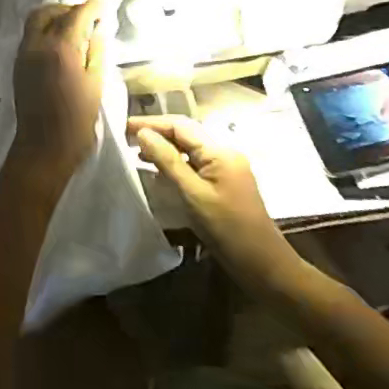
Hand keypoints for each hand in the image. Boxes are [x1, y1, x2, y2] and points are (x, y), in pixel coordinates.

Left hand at [10, 0, 107, 183]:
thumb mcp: (96, 84)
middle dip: (67, 8)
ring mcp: (23, 54)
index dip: (91, 5)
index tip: (103, 1)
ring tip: (74, 29)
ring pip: (35, 21)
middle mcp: (37, 45)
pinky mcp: (18, 65)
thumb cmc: (77, 120)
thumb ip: (96, 52)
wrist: (43, 147)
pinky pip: (30, 36)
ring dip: (54, 17)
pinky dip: (45, 30)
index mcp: (60, 48)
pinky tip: (61, 44)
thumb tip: (97, 30)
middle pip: (48, 11)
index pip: (76, 14)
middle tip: (87, 16)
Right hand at [128, 115, 300, 277]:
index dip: (151, 123)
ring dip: (164, 148)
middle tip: (126, 138)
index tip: (124, 126)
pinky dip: (175, 163)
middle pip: (185, 134)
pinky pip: (195, 164)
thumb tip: (143, 133)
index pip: (180, 126)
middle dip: (156, 133)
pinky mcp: (224, 183)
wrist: (264, 265)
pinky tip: (159, 171)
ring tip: (137, 153)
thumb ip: (167, 161)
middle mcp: (224, 154)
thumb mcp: (192, 194)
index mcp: (219, 152)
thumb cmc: (227, 229)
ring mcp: (226, 169)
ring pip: (189, 149)